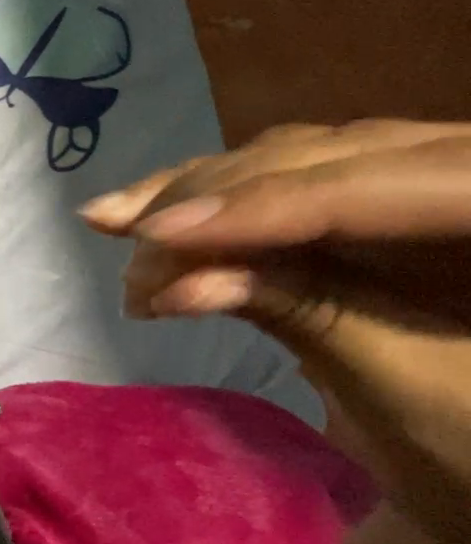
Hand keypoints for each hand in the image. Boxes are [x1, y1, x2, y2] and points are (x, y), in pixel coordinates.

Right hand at [80, 121, 470, 543]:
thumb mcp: (414, 386)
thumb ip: (307, 314)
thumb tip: (177, 283)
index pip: (390, 184)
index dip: (266, 205)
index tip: (156, 236)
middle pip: (336, 156)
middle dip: (214, 194)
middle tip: (119, 234)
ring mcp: (431, 185)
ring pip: (301, 159)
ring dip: (197, 194)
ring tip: (113, 226)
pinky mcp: (382, 207)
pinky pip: (289, 183)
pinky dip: (213, 206)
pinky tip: (149, 223)